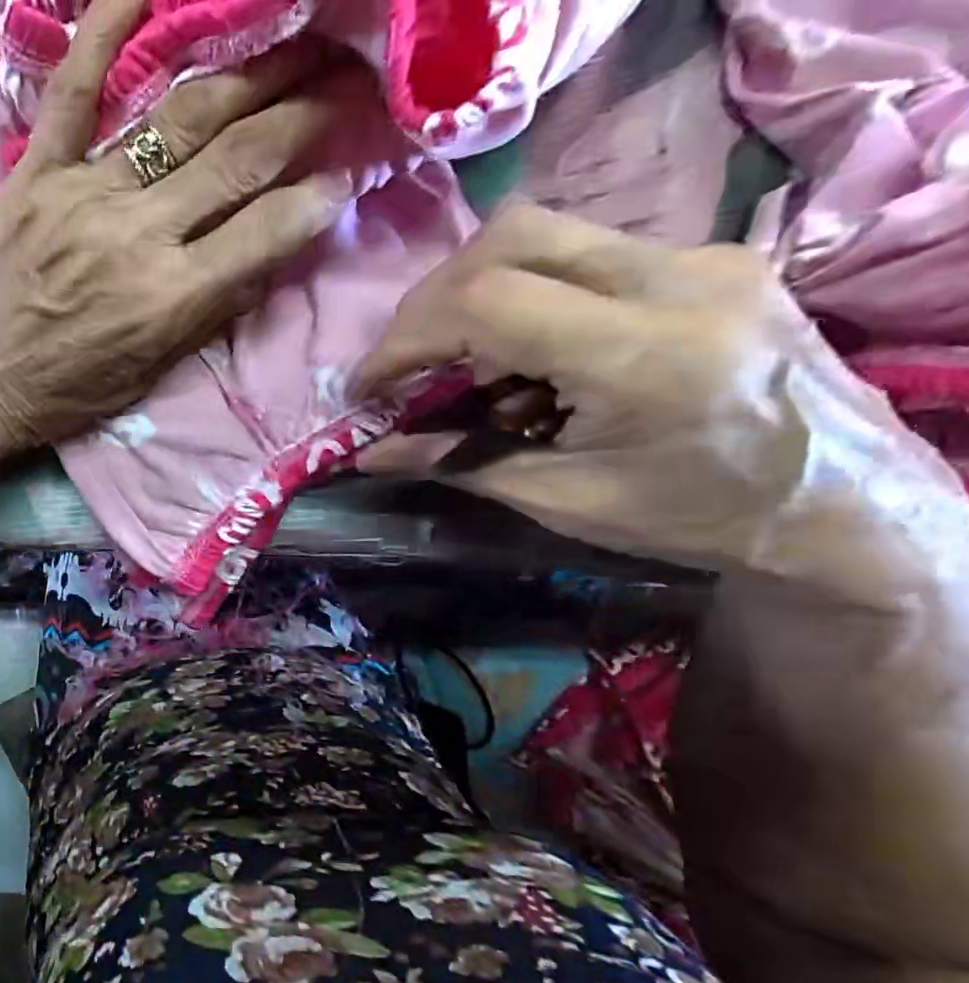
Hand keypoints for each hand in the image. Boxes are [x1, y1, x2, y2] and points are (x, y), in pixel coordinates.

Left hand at [0, 0, 355, 511]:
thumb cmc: (62, 393)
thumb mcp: (147, 375)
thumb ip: (209, 312)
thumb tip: (272, 250)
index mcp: (168, 297)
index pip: (269, 228)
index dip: (319, 196)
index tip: (346, 173)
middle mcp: (135, 235)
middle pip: (239, 156)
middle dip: (304, 116)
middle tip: (344, 85)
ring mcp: (83, 196)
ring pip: (182, 116)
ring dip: (249, 73)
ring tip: (294, 42)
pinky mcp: (36, 176)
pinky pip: (74, 92)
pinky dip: (106, 30)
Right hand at [354, 202, 965, 600]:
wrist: (847, 502)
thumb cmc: (698, 514)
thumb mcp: (561, 499)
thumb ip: (456, 462)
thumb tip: (369, 454)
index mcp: (644, 352)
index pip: (486, 302)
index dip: (404, 340)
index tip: (370, 388)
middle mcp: (676, 280)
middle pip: (508, 240)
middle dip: (430, 303)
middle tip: (408, 362)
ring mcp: (700, 259)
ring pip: (542, 234)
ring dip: (474, 293)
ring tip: (467, 362)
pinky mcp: (706, 260)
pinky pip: (582, 254)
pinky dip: (525, 296)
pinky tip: (530, 354)